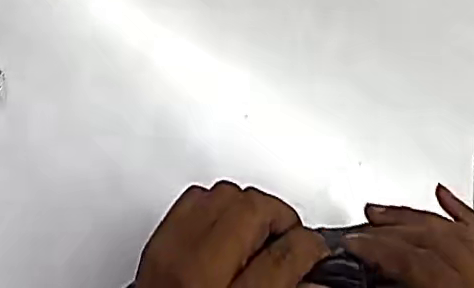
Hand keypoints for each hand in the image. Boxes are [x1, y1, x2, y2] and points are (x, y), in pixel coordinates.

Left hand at [137, 181, 329, 287]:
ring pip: (223, 194)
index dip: (310, 248)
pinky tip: (225, 226)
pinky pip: (192, 199)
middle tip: (291, 236)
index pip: (282, 258)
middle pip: (252, 211)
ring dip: (247, 207)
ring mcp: (172, 253)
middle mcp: (197, 273)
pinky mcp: (156, 242)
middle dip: (279, 217)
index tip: (316, 248)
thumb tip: (316, 279)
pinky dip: (214, 205)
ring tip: (259, 231)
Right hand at [344, 184, 473, 287]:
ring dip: (416, 217)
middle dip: (391, 230)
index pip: (415, 260)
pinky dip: (462, 212)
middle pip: (432, 239)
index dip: (378, 249)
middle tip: (361, 232)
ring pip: (456, 232)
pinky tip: (443, 197)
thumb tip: (380, 284)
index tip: (353, 245)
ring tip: (388, 213)